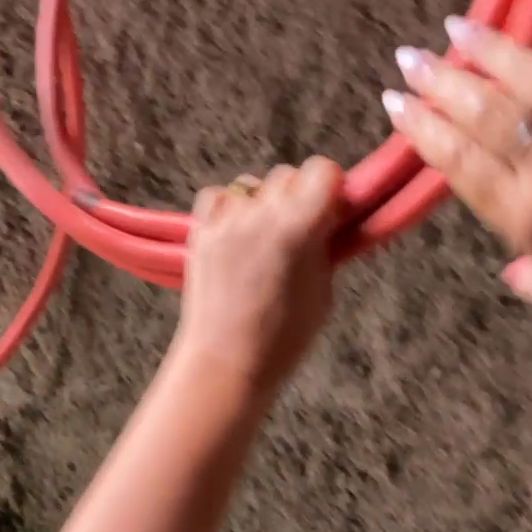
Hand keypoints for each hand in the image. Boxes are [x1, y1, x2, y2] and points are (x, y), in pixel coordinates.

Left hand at [172, 158, 344, 395]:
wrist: (227, 361)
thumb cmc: (284, 337)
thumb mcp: (324, 290)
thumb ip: (324, 247)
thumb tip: (325, 223)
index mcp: (300, 227)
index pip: (323, 170)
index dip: (330, 187)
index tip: (330, 209)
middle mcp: (261, 215)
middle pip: (288, 175)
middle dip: (299, 196)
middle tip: (299, 230)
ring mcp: (227, 222)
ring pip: (252, 184)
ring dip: (264, 201)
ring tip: (264, 237)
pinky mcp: (201, 233)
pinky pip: (218, 197)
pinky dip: (229, 207)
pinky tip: (237, 231)